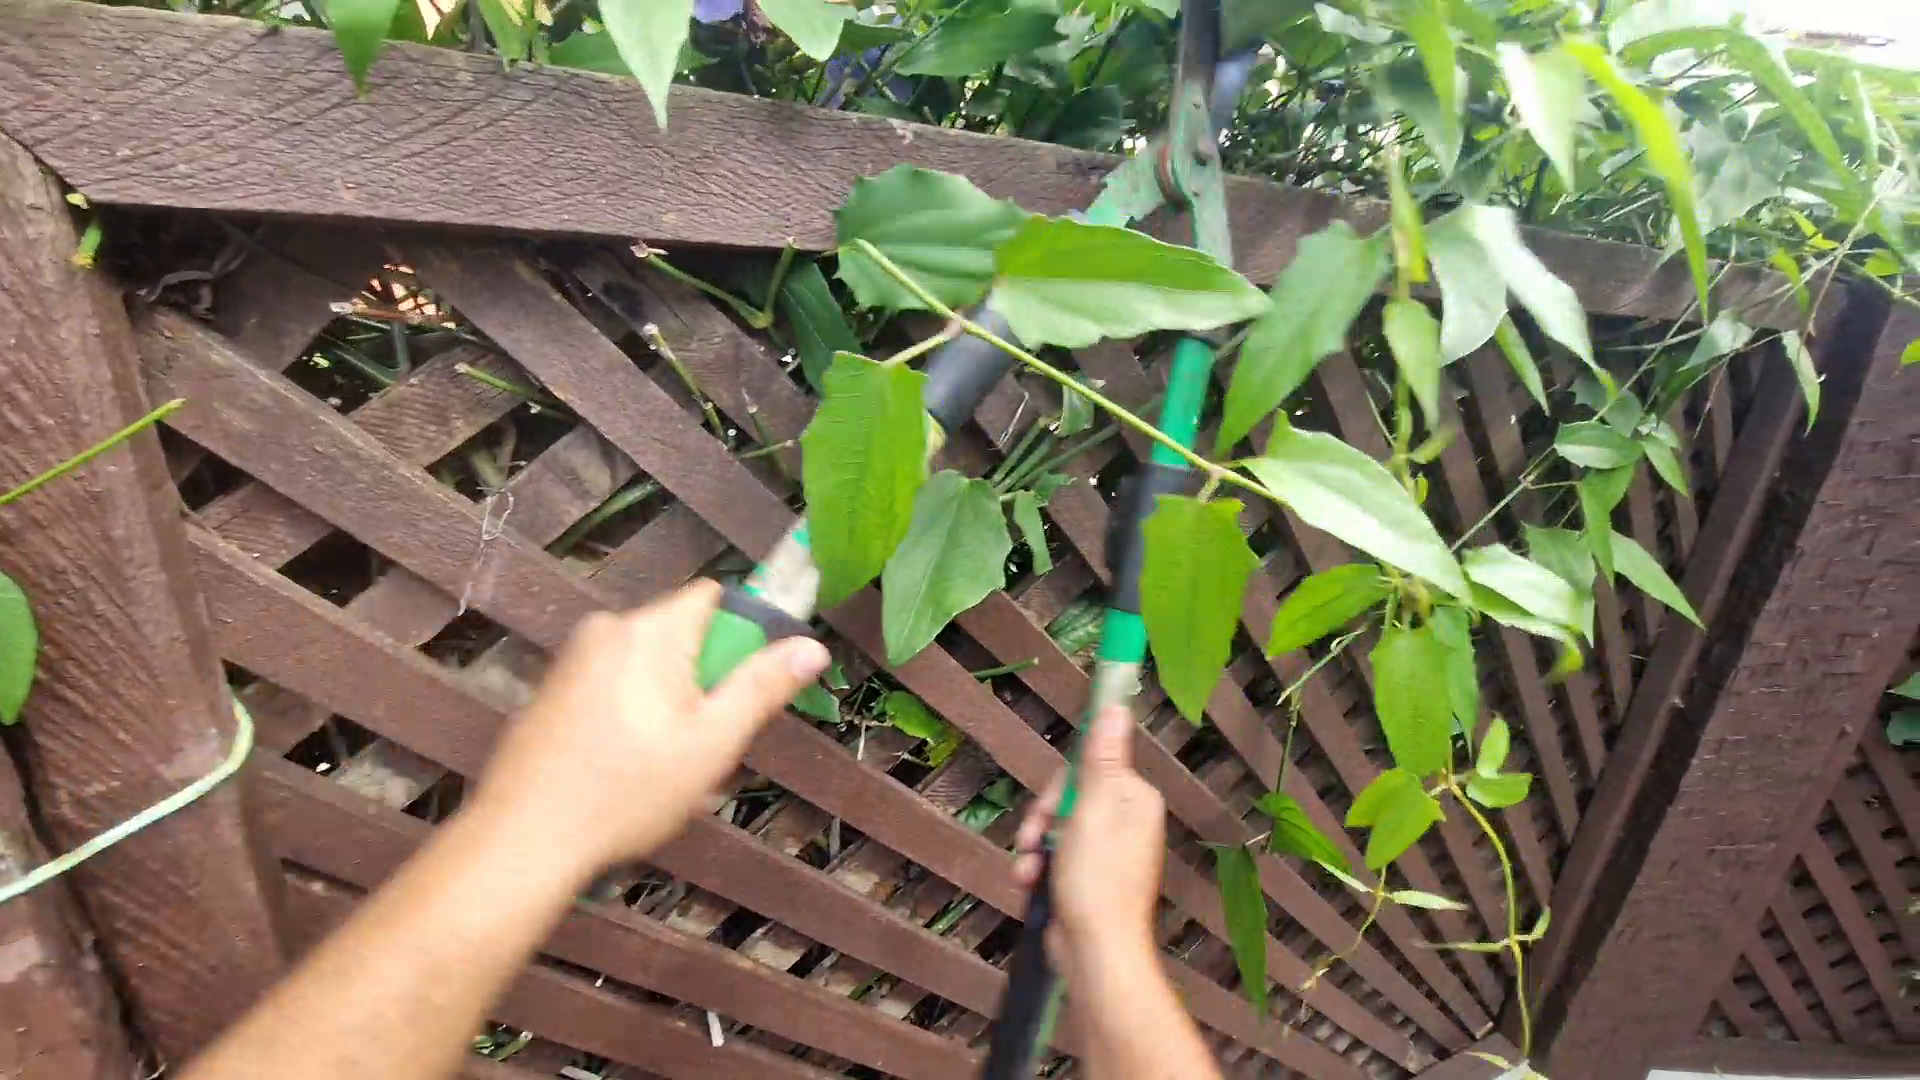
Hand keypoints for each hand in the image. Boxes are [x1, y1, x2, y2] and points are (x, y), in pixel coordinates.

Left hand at [468, 580, 828, 877]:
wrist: (517, 845)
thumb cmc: (625, 791)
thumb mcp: (711, 742)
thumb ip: (763, 687)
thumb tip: (813, 644)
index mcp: (649, 631)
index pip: (715, 597)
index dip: (744, 633)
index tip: (744, 687)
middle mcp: (608, 628)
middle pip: (686, 633)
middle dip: (707, 680)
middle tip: (706, 741)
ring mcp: (575, 658)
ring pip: (654, 663)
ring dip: (675, 701)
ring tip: (667, 764)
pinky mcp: (554, 688)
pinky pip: (618, 681)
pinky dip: (637, 711)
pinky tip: (628, 767)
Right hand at [1014, 705, 1165, 964]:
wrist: (1095, 953)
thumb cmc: (1096, 878)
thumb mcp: (1091, 808)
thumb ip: (1101, 756)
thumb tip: (1116, 705)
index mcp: (1133, 798)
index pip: (1090, 765)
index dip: (1061, 785)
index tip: (1049, 805)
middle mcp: (1125, 819)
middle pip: (1070, 795)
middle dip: (1043, 818)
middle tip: (1032, 838)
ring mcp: (1107, 849)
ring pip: (1057, 825)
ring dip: (1035, 844)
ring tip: (1028, 867)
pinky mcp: (1089, 875)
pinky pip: (1057, 852)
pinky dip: (1040, 864)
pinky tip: (1030, 880)